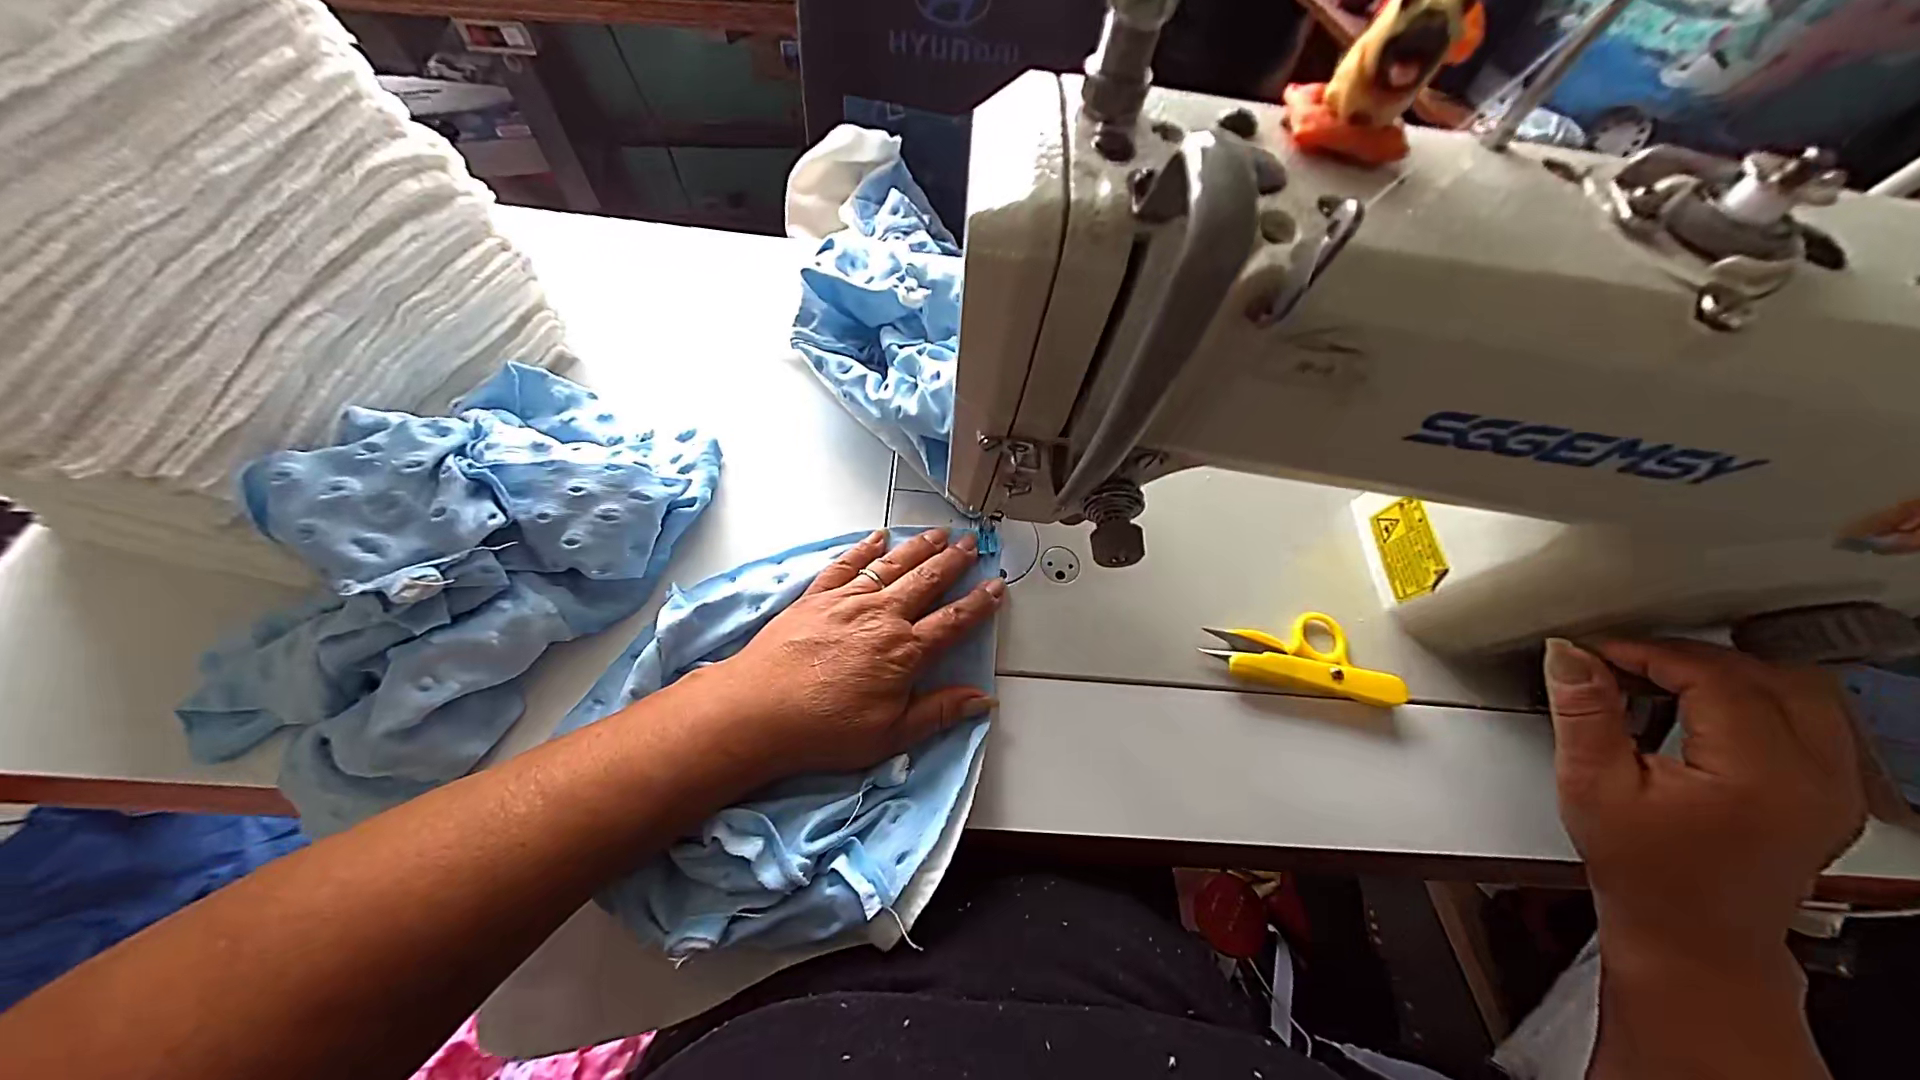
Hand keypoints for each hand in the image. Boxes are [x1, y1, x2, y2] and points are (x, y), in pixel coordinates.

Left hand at [692, 527, 1003, 783]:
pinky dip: (863, 549)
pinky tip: (877, 538)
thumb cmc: (821, 730)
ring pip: (893, 566)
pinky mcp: (816, 598)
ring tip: (938, 534)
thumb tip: (981, 701)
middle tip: (971, 545)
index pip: (953, 621)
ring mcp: (847, 603)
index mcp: (904, 652)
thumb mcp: (890, 735)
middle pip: (927, 581)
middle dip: (953, 561)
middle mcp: (880, 618)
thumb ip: (939, 712)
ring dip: (918, 548)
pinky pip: (846, 565)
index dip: (979, 603)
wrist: (757, 711)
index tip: (994, 587)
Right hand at [1543, 638, 1864, 965]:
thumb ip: (1583, 712)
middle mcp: (1817, 779)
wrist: (1692, 931)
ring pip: (1800, 690)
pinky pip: (1812, 718)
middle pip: (1767, 674)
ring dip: (1726, 673)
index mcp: (1759, 776)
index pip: (1714, 677)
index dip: (1648, 652)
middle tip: (1624, 661)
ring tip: (1660, 680)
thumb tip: (1568, 655)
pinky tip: (1700, 708)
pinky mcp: (1834, 793)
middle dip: (1687, 656)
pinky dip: (1754, 697)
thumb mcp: (1590, 783)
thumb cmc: (1642, 869)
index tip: (1598, 651)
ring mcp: (1837, 788)